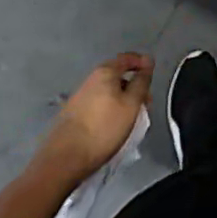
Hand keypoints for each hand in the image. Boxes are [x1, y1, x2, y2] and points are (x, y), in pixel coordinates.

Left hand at [34, 53, 153, 181]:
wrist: (64, 159)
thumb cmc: (103, 128)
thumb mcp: (131, 104)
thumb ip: (142, 82)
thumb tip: (148, 61)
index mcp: (105, 71)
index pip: (128, 58)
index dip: (142, 63)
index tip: (152, 75)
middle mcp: (91, 78)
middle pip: (118, 75)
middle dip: (133, 86)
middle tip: (145, 104)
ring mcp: (80, 96)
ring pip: (108, 91)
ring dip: (122, 99)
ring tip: (130, 118)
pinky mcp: (73, 113)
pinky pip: (98, 104)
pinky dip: (109, 109)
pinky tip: (112, 125)